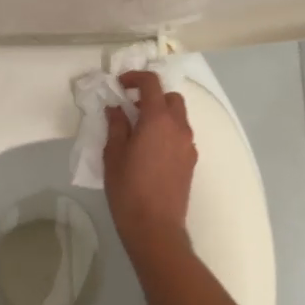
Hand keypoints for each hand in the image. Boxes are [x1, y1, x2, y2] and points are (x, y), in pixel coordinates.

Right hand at [103, 71, 197, 251]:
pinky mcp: (191, 161)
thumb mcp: (113, 155)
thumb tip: (116, 108)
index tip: (120, 85)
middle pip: (170, 97)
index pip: (152, 84)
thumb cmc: (129, 189)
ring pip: (178, 117)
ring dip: (160, 114)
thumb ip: (116, 126)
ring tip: (138, 131)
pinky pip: (180, 135)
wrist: (156, 227)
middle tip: (130, 108)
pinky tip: (150, 150)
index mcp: (158, 120)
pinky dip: (167, 132)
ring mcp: (189, 145)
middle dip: (151, 96)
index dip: (135, 78)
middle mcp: (179, 127)